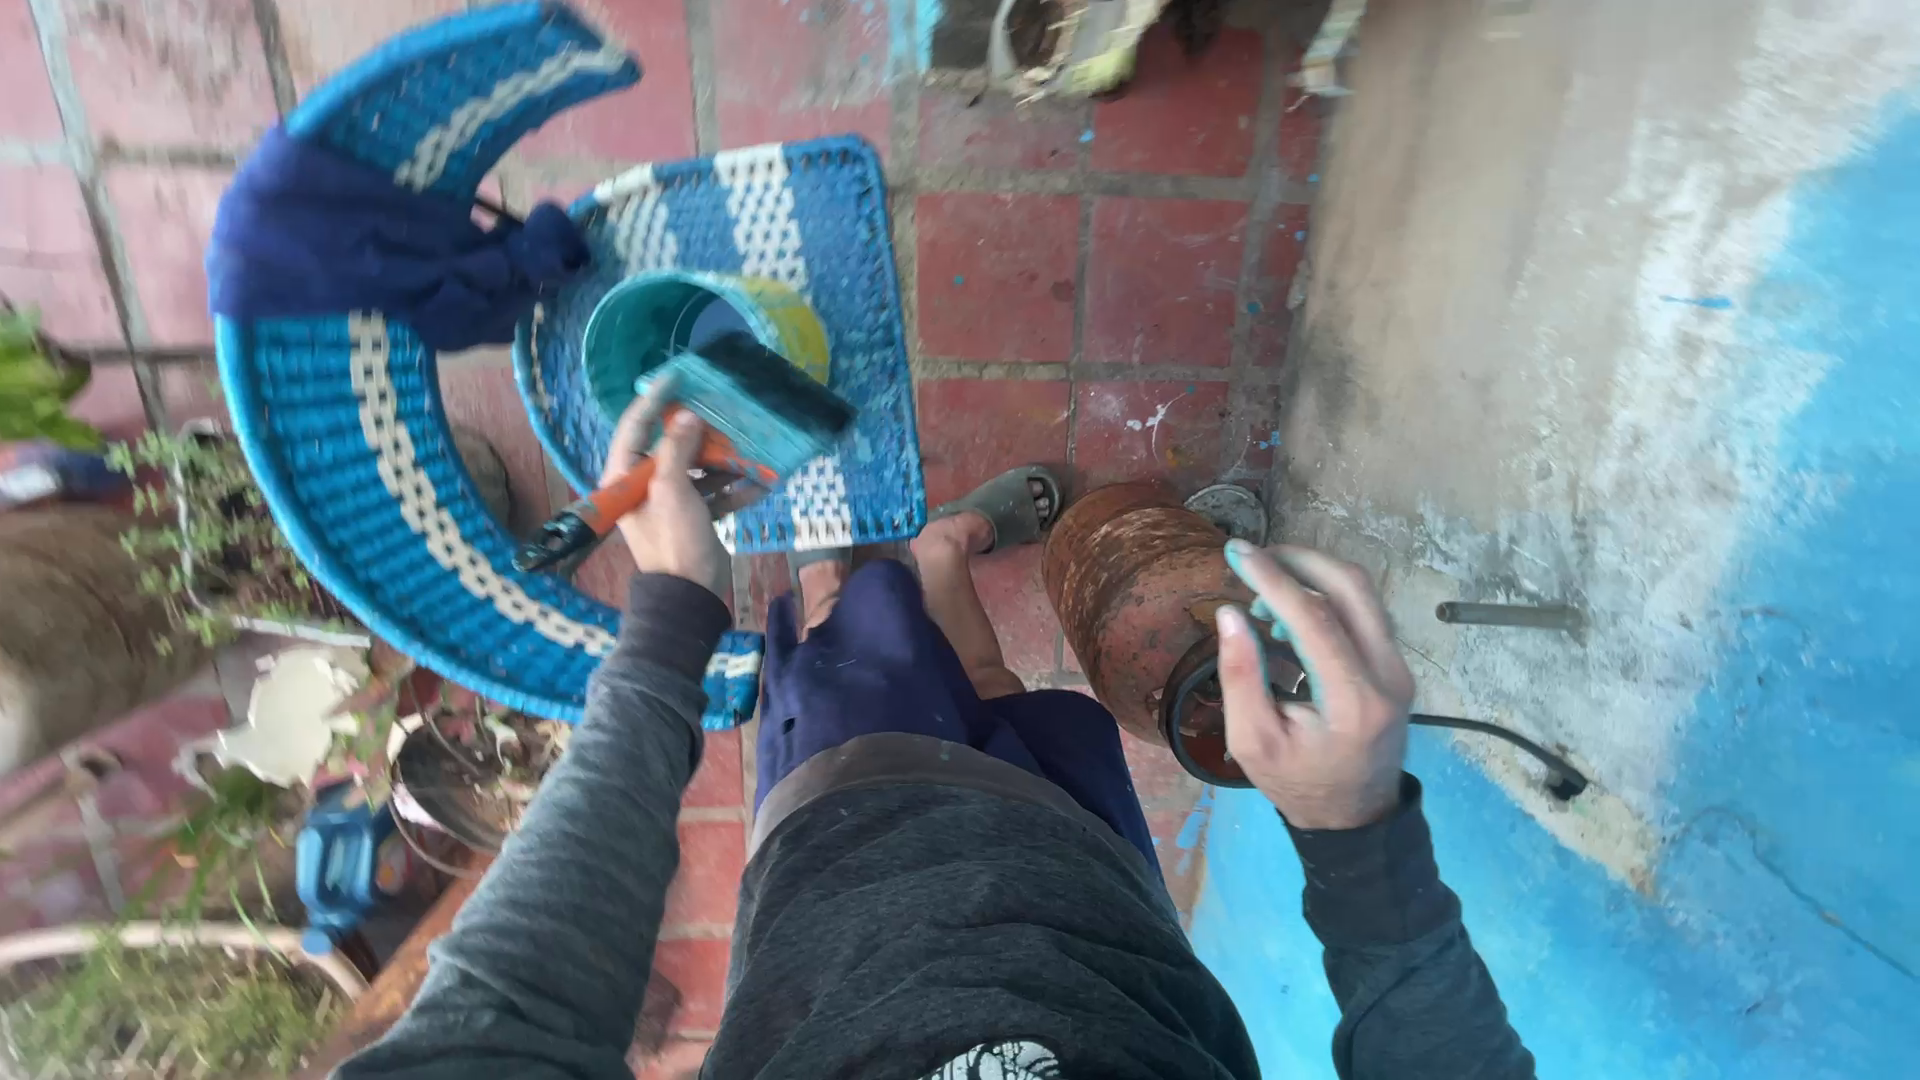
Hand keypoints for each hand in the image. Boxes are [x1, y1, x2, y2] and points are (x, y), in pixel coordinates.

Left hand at [601, 381, 731, 600]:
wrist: (690, 594)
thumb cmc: (673, 539)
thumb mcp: (671, 490)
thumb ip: (677, 450)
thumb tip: (687, 416)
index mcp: (626, 477)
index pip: (635, 428)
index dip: (654, 401)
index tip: (676, 377)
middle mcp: (646, 485)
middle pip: (672, 447)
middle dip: (700, 432)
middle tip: (723, 411)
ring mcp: (673, 502)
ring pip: (699, 469)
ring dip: (725, 460)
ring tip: (749, 447)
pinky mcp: (697, 517)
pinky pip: (716, 494)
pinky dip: (736, 489)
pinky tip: (761, 483)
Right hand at [1214, 540, 1414, 829]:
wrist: (1354, 815)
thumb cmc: (1296, 780)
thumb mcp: (1251, 739)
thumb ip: (1240, 675)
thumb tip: (1229, 612)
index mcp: (1352, 700)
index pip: (1314, 618)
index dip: (1272, 578)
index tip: (1236, 552)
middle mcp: (1388, 675)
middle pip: (1351, 587)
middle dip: (1298, 559)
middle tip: (1253, 558)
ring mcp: (1398, 667)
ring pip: (1361, 592)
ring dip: (1310, 574)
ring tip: (1263, 592)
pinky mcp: (1394, 663)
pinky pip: (1361, 609)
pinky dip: (1322, 595)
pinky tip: (1285, 613)